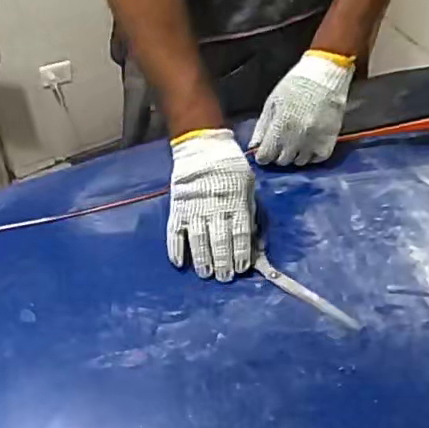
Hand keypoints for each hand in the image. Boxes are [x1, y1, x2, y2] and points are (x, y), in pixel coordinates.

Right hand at [167, 128, 256, 282]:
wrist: (202, 149)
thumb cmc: (229, 169)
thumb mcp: (247, 186)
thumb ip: (249, 212)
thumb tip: (254, 240)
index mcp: (235, 202)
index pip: (240, 233)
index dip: (241, 252)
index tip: (242, 268)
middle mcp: (215, 209)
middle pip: (219, 240)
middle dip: (223, 261)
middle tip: (224, 278)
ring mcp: (194, 211)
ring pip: (198, 240)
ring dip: (202, 260)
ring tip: (206, 274)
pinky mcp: (177, 211)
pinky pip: (175, 234)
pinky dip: (176, 249)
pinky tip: (179, 264)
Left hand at [249, 50, 352, 166]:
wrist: (326, 72)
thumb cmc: (295, 86)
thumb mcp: (271, 104)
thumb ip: (261, 128)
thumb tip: (253, 147)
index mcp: (278, 130)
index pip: (264, 157)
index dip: (264, 154)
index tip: (267, 149)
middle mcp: (295, 139)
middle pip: (281, 161)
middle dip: (279, 154)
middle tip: (283, 143)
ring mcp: (313, 140)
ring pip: (299, 162)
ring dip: (296, 155)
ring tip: (297, 142)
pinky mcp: (329, 139)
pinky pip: (318, 158)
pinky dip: (313, 155)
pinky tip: (311, 145)